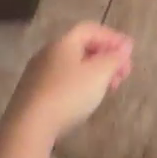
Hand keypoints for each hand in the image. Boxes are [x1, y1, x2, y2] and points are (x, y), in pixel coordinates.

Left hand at [4, 23, 133, 138]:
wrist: (28, 128)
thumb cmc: (69, 94)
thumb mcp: (100, 73)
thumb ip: (115, 57)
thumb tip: (124, 47)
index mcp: (63, 43)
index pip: (91, 29)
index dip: (112, 37)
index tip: (129, 52)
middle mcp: (47, 53)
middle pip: (82, 47)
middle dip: (106, 58)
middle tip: (123, 74)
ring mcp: (36, 74)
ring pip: (72, 65)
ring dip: (95, 72)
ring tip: (108, 88)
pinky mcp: (31, 94)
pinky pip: (61, 81)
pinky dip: (79, 84)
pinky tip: (86, 100)